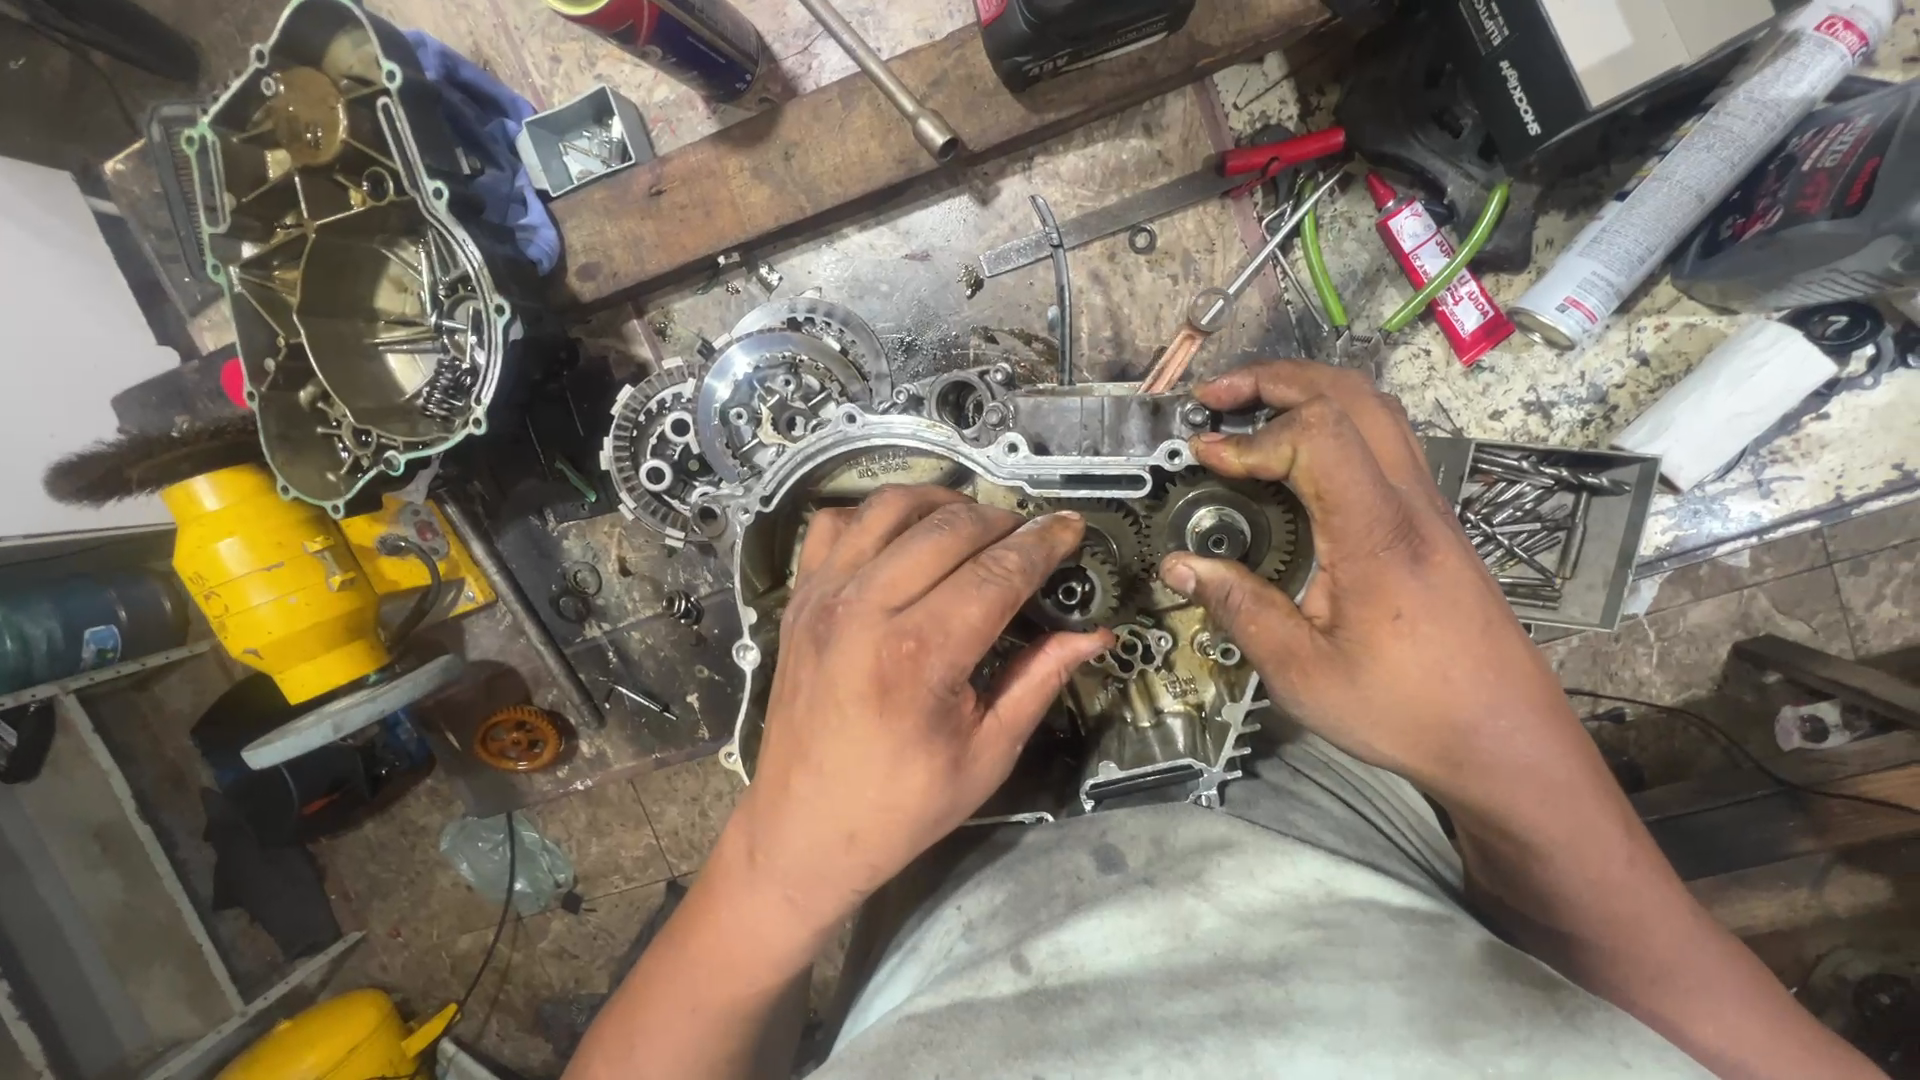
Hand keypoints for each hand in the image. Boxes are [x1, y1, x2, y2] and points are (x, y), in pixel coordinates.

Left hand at [725, 486, 1112, 929]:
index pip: (997, 573)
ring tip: (977, 528)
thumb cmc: (900, 806)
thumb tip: (1093, 634)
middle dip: (1003, 522)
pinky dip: (878, 516)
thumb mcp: (986, 755)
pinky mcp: (799, 598)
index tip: (1071, 527)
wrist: (802, 829)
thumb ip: (1038, 680)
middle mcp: (864, 609)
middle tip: (1032, 537)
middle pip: (949, 528)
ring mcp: (823, 596)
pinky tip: (905, 538)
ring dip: (944, 505)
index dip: (1042, 545)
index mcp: (918, 655)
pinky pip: (837, 523)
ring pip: (890, 507)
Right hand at [1158, 361, 1577, 790]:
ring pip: (1376, 409)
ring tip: (1250, 409)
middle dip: (1276, 379)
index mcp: (1376, 533)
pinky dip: (1333, 423)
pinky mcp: (1434, 524)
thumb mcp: (1302, 673)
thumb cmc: (1405, 711)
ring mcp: (1430, 508)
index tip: (1204, 460)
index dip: (1251, 436)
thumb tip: (1180, 566)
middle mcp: (1409, 503)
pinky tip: (1296, 458)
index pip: (1316, 435)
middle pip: (1351, 395)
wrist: (1508, 741)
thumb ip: (1240, 609)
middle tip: (1214, 395)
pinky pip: (1386, 441)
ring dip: (1309, 392)